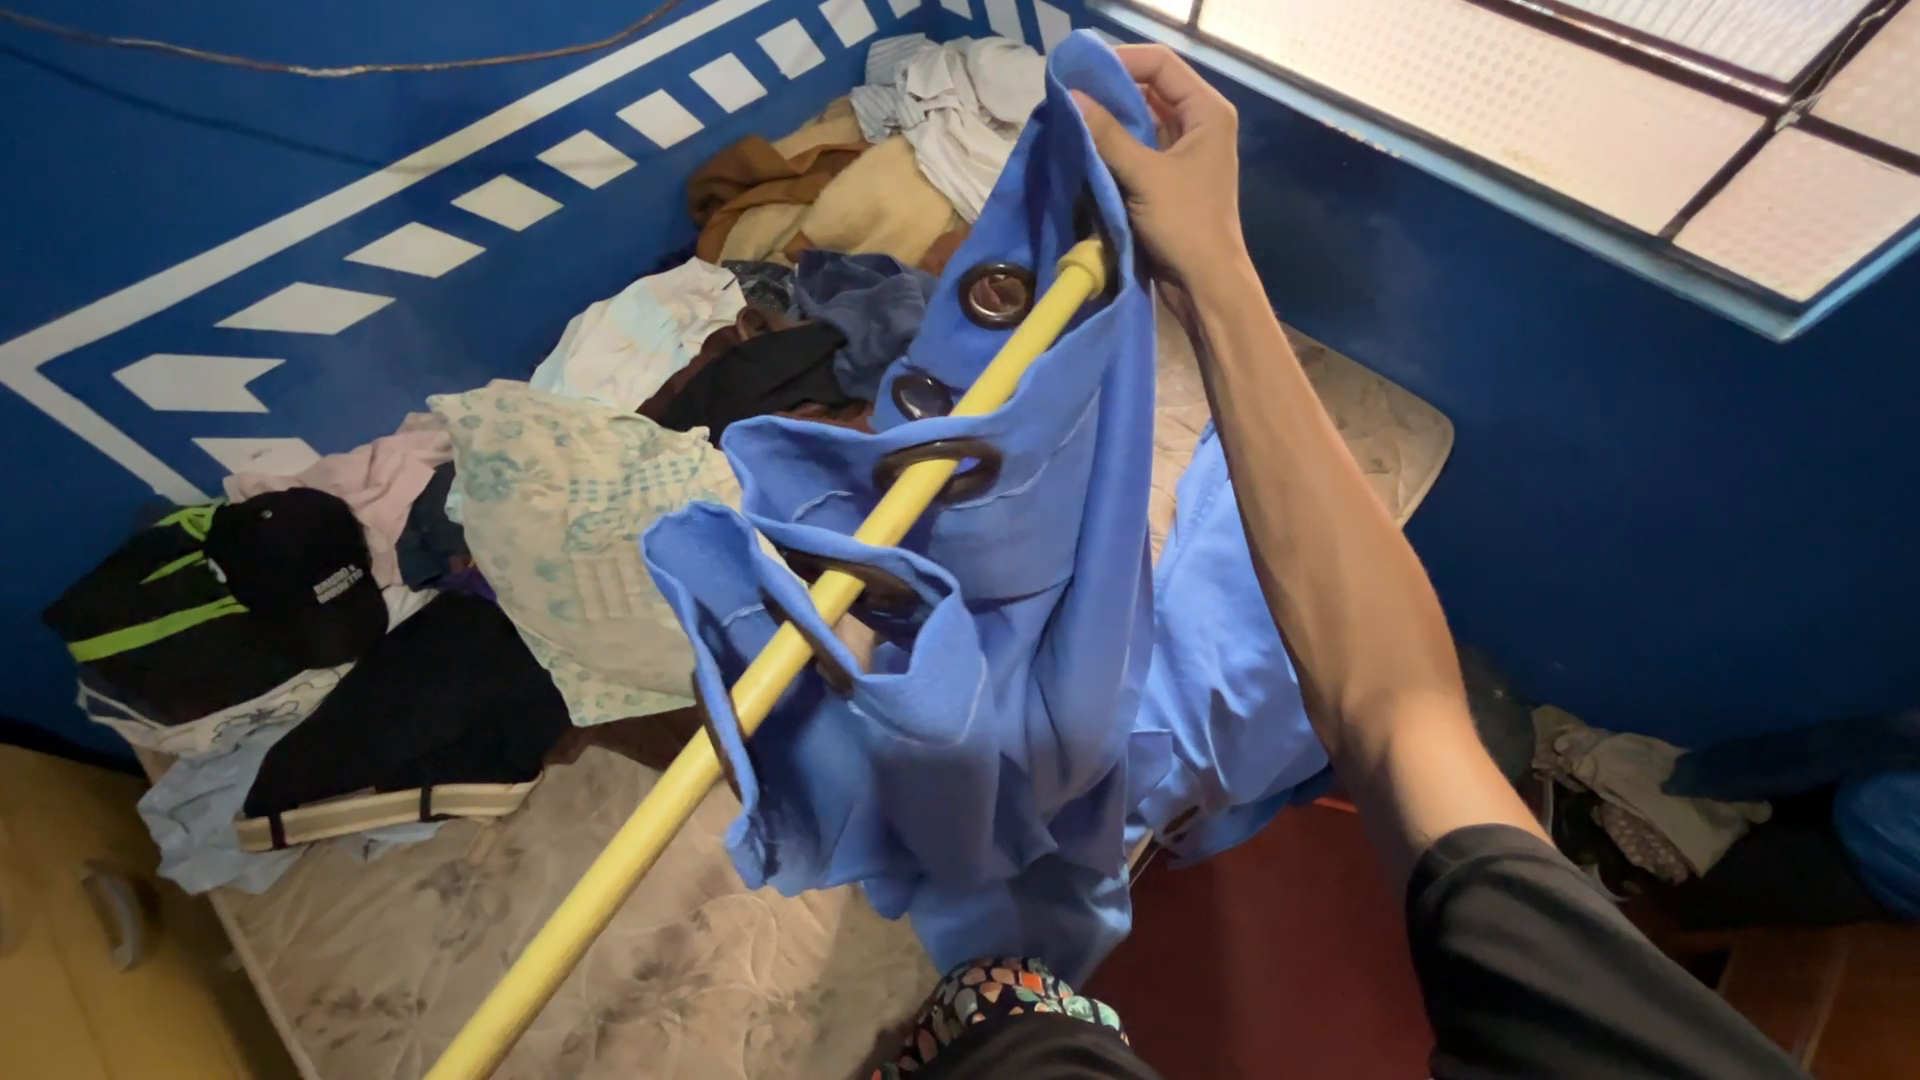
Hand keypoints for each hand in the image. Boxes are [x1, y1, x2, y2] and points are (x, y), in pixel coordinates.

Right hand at [1072, 45, 1246, 288]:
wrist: (1204, 283)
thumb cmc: (1185, 225)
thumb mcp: (1145, 177)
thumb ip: (1108, 136)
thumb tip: (1072, 99)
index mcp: (1206, 112)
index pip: (1161, 65)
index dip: (1121, 61)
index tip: (1080, 73)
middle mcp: (1196, 126)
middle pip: (1149, 92)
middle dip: (1110, 94)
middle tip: (1069, 98)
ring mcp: (1181, 156)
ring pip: (1139, 125)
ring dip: (1108, 125)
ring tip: (1072, 122)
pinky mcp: (1165, 182)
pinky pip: (1136, 154)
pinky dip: (1113, 152)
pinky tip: (1086, 152)